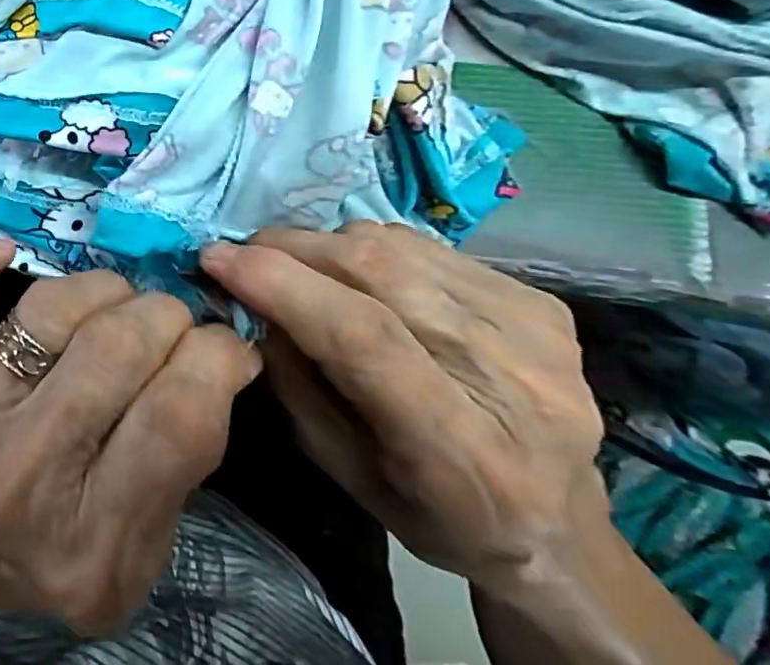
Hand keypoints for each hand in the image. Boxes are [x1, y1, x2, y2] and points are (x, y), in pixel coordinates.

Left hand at [0, 238, 262, 649]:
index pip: (176, 420)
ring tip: (117, 303)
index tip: (226, 345)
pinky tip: (2, 255)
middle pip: (114, 348)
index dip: (217, 361)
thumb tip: (221, 357)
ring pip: (47, 308)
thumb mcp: (134, 557)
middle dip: (164, 316)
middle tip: (171, 322)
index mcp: (91, 534)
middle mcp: (20, 466)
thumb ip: (180, 469)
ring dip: (103, 287)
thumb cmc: (45, 553)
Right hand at [199, 222, 606, 598]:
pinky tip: (353, 272)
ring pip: (397, 247)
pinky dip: (367, 247)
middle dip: (289, 249)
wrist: (554, 525)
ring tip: (293, 263)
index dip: (280, 284)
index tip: (215, 259)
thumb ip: (293, 379)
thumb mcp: (338, 465)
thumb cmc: (428, 510)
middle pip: (378, 273)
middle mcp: (515, 382)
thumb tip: (250, 298)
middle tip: (242, 254)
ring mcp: (536, 334)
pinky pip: (424, 246)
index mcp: (462, 450)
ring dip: (323, 242)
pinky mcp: (541, 304)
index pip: (362, 336)